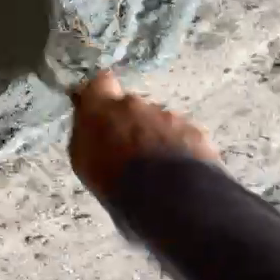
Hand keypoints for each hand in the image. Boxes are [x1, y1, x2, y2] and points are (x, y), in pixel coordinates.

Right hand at [68, 70, 219, 197]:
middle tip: (128, 146)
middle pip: (130, 105)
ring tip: (156, 164)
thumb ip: (87, 132)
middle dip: (129, 120)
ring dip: (154, 135)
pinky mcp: (196, 132)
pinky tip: (176, 169)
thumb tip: (90, 123)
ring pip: (157, 121)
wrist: (169, 197)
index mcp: (102, 107)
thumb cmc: (113, 179)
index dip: (100, 91)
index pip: (99, 82)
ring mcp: (169, 116)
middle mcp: (135, 104)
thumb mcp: (83, 158)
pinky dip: (178, 147)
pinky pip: (182, 135)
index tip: (98, 104)